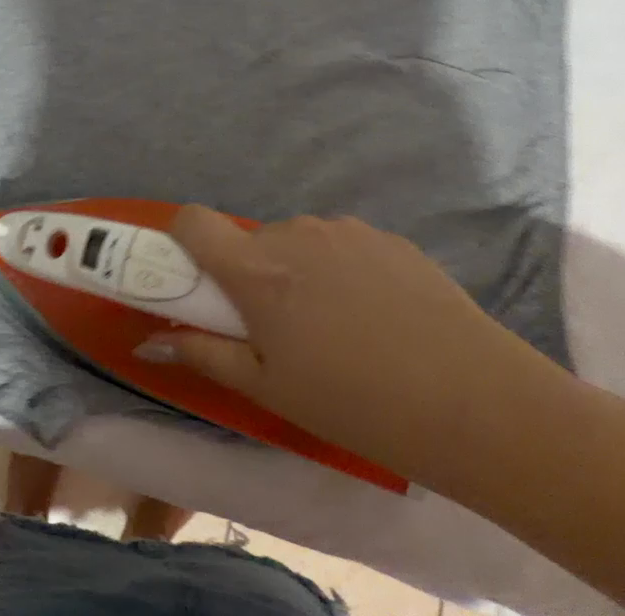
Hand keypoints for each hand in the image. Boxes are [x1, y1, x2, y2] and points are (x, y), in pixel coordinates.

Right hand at [142, 207, 564, 482]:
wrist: (474, 402)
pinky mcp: (390, 238)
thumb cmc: (354, 404)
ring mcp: (347, 231)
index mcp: (257, 270)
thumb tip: (150, 341)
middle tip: (279, 330)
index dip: (182, 241)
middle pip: (250, 241)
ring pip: (299, 242)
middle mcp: (296, 234)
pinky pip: (343, 246)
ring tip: (336, 329)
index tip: (194, 279)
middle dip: (252, 276)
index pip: (192, 221)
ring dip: (298, 273)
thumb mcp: (268, 389)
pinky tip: (377, 319)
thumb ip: (204, 354)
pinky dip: (341, 272)